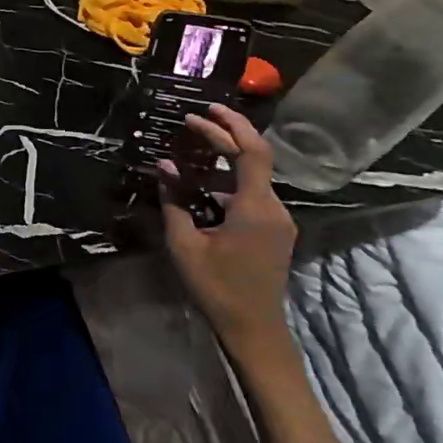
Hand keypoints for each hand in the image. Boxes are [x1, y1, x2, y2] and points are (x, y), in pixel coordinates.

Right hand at [158, 104, 298, 351]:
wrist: (254, 330)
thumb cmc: (216, 288)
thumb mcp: (185, 245)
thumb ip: (174, 201)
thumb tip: (164, 166)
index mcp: (255, 207)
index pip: (251, 151)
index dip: (229, 126)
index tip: (202, 112)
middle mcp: (274, 207)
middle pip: (253, 158)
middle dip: (225, 135)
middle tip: (194, 121)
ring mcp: (279, 220)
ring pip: (253, 176)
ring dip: (226, 159)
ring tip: (194, 148)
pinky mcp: (275, 231)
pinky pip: (254, 194)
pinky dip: (231, 181)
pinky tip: (206, 184)